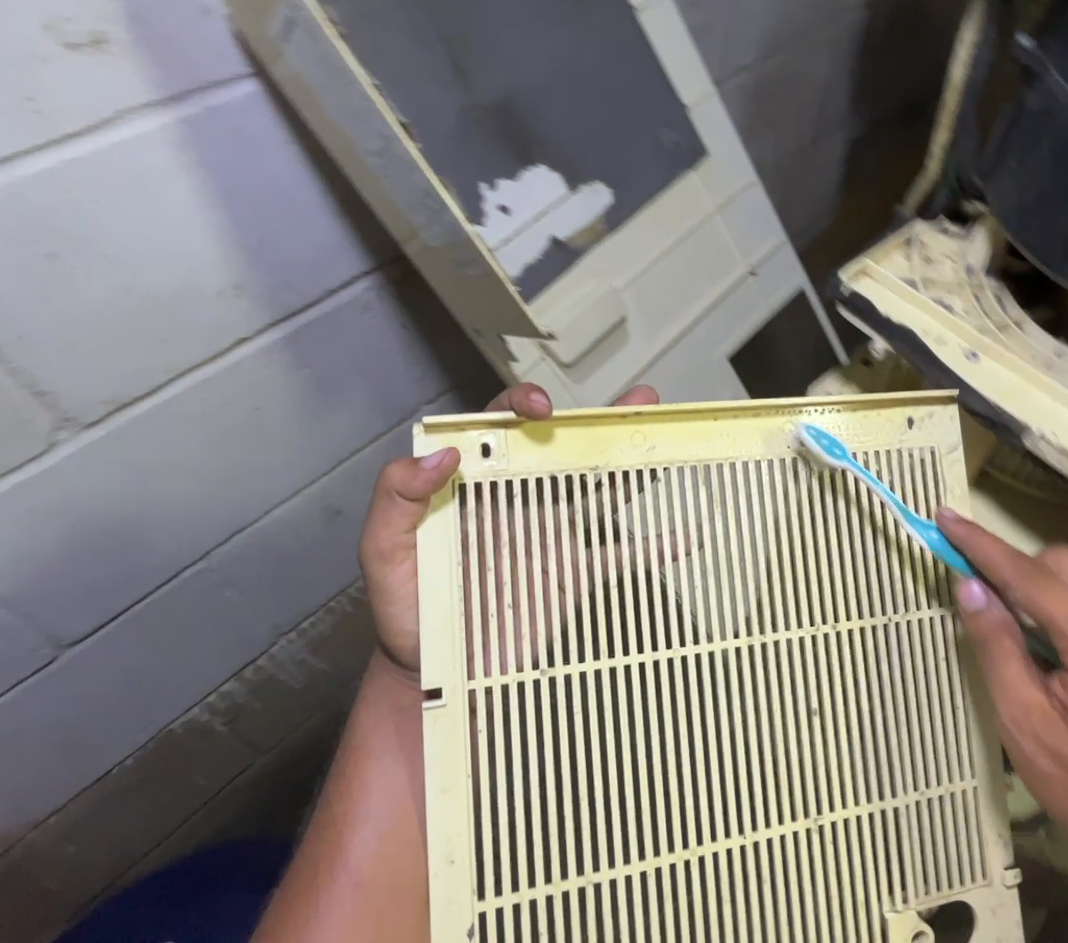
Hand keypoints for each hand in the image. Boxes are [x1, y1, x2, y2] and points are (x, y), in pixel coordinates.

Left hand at [359, 383, 658, 675]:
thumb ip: (397, 499)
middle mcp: (521, 499)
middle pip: (566, 448)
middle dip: (603, 420)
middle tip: (641, 400)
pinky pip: (619, 556)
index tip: (540, 409)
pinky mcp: (573, 573)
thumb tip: (445, 455)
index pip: (503, 429)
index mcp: (477, 484)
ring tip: (665, 435)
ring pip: (600, 489)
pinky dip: (653, 548)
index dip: (522, 407)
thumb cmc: (406, 606)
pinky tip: (683, 537)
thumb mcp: (384, 550)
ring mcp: (554, 535)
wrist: (433, 668)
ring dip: (634, 463)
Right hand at [935, 509, 1067, 874]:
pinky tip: (1036, 636)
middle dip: (1012, 563)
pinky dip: (1056, 602)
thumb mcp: (1025, 722)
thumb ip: (997, 647)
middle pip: (1061, 565)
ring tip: (997, 610)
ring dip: (1034, 581)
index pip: (1031, 577)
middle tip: (968, 581)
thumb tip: (970, 587)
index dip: (983, 546)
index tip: (945, 518)